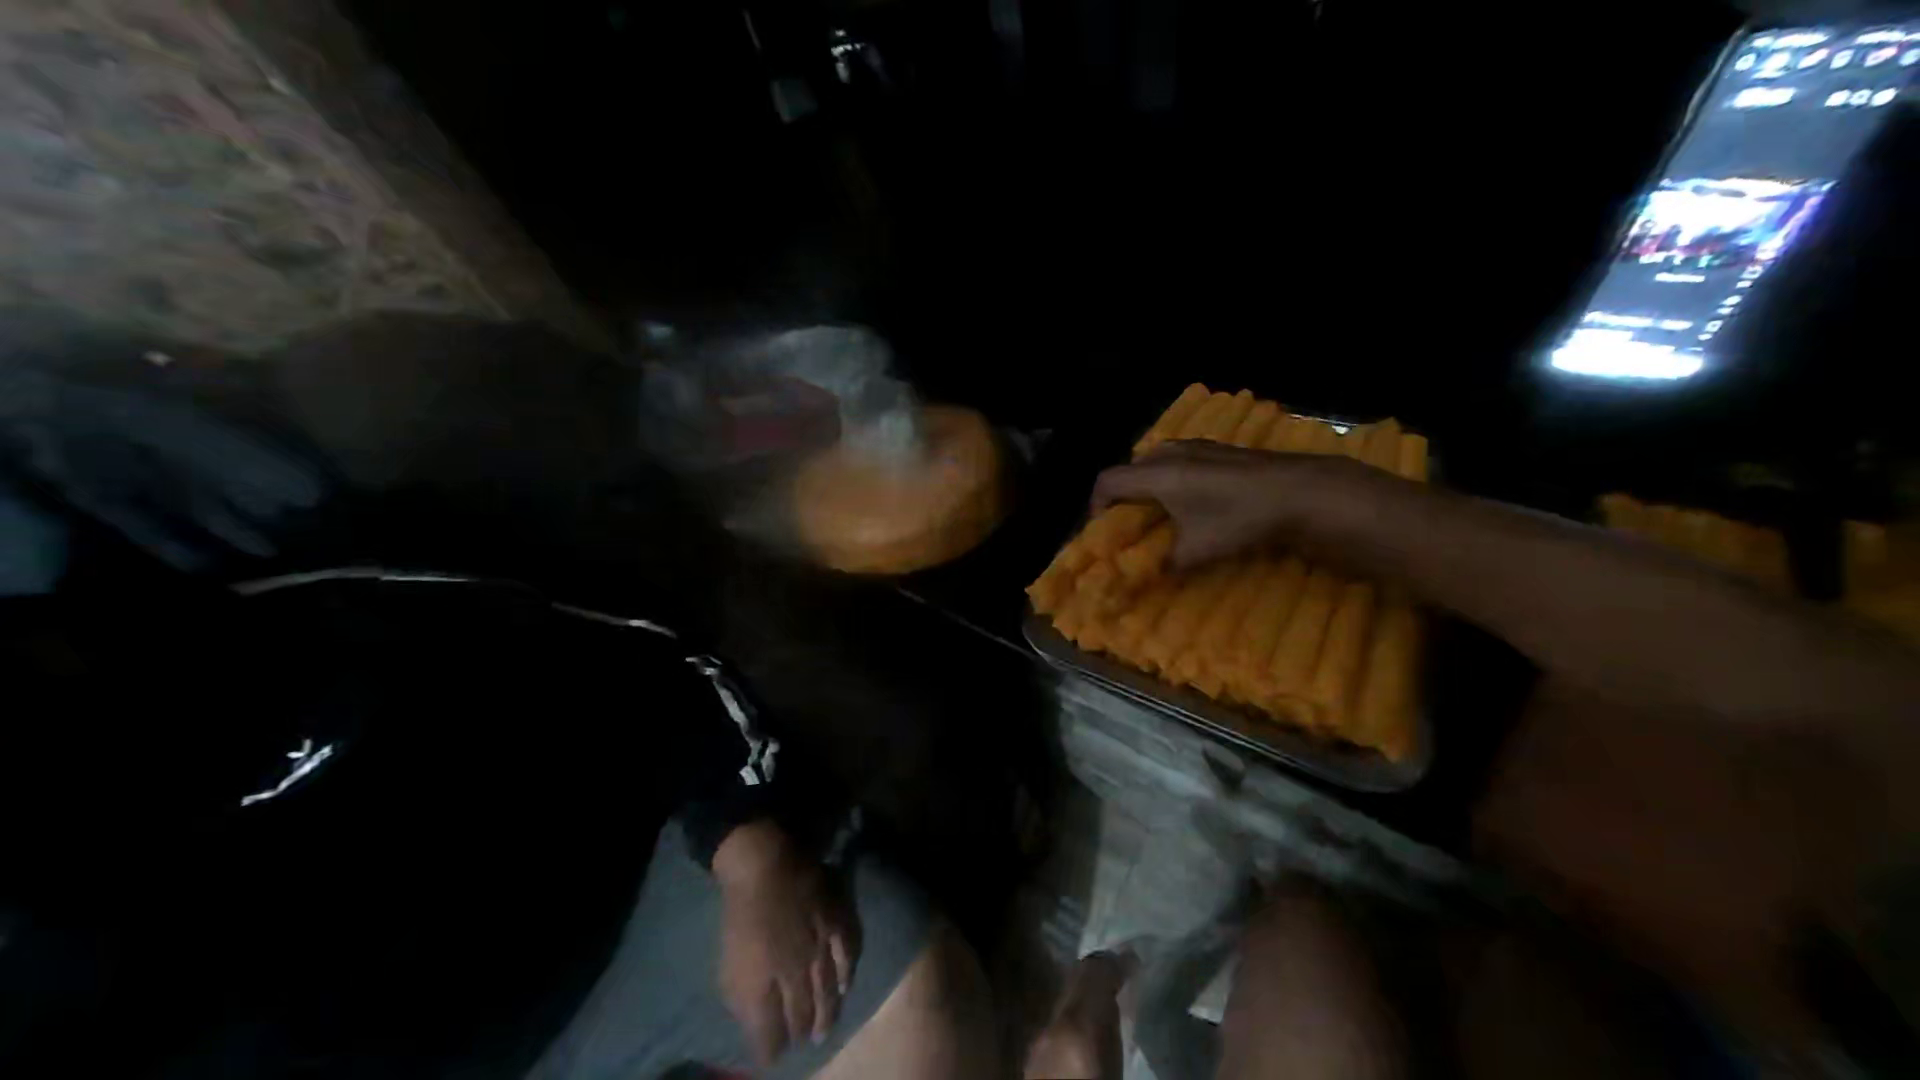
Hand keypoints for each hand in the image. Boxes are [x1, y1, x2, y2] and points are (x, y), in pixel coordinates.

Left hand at [713, 821, 859, 1066]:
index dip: (773, 1049)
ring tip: (827, 1027)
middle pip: (805, 1015)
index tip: (774, 1056)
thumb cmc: (739, 913)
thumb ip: (743, 998)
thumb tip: (755, 1021)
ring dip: (828, 1013)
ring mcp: (819, 948)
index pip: (772, 1032)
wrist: (763, 863)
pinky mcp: (836, 921)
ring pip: (828, 991)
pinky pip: (849, 953)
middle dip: (803, 1033)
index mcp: (763, 985)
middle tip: (806, 1043)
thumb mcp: (728, 963)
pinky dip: (848, 972)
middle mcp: (795, 973)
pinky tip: (846, 983)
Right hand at [1091, 441, 1397, 569]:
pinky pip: (1179, 458)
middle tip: (1132, 524)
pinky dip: (1172, 477)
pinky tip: (1194, 500)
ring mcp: (1197, 445)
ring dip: (1149, 485)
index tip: (1105, 531)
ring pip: (1155, 461)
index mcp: (1156, 474)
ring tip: (1161, 514)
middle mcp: (1170, 453)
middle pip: (1130, 469)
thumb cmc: (1240, 518)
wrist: (1300, 491)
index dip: (1096, 506)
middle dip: (1124, 496)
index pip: (1107, 481)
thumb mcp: (1197, 551)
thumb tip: (1148, 576)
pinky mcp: (1218, 448)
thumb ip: (1165, 564)